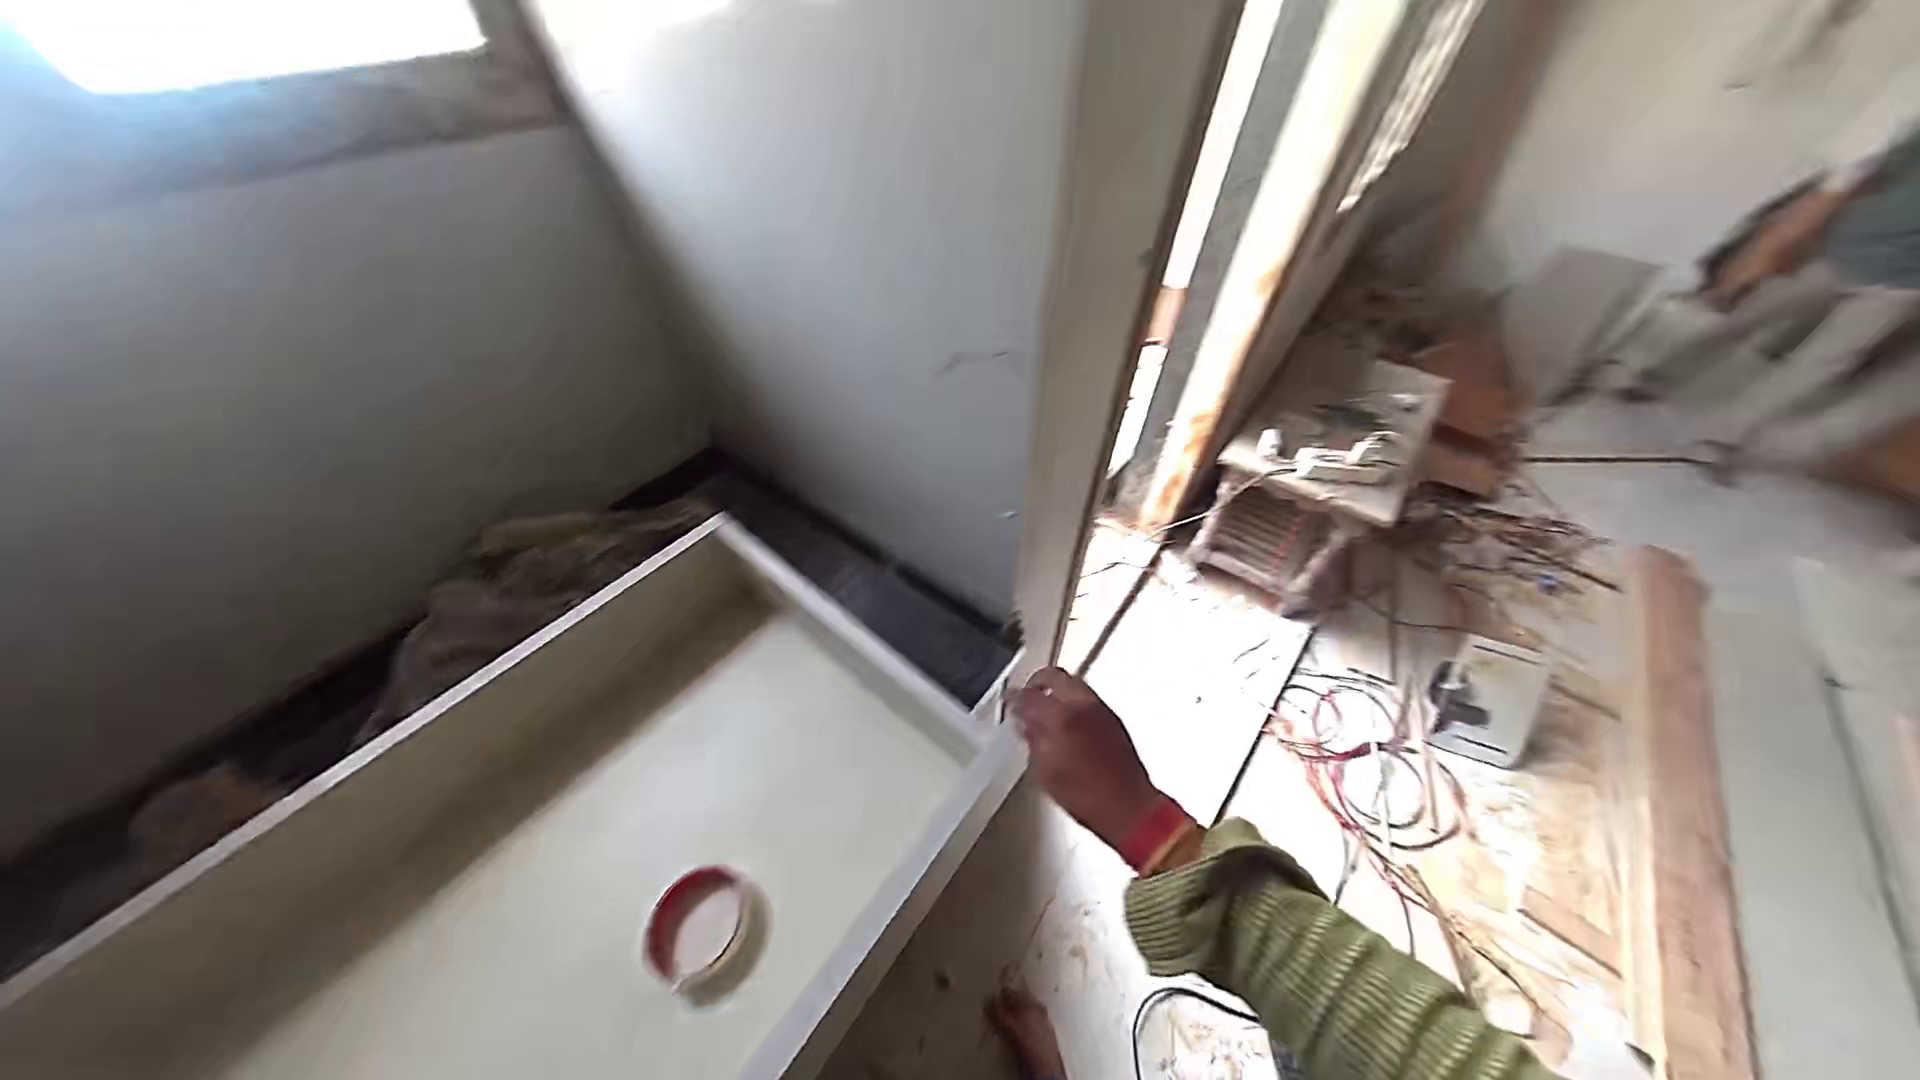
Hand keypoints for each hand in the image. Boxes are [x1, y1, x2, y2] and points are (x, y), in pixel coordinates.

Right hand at [1010, 667, 1164, 850]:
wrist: (1128, 808)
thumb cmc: (1091, 798)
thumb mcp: (1045, 771)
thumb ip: (1033, 740)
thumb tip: (1026, 726)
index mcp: (1060, 718)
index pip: (1028, 696)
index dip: (1013, 699)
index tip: (1010, 702)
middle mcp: (1082, 707)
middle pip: (1054, 676)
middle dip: (1037, 682)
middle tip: (1027, 694)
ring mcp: (1100, 710)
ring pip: (1073, 682)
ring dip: (1056, 689)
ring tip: (1045, 705)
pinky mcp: (1113, 718)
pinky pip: (1087, 697)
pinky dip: (1073, 700)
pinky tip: (1067, 718)